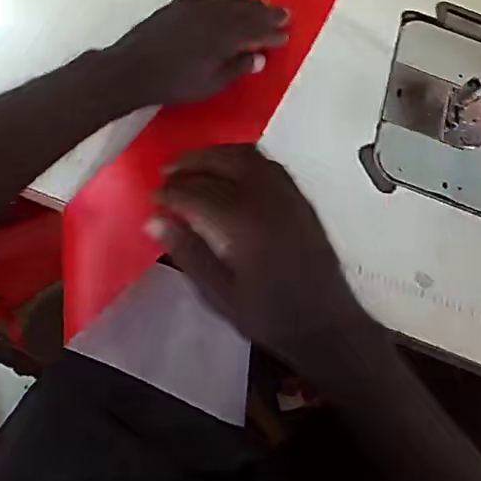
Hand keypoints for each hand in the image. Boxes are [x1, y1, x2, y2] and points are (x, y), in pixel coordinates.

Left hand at [98, 0, 287, 108]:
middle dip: (266, 13)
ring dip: (247, 4)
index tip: (286, 34)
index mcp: (222, 36)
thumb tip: (259, 58)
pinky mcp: (178, 5)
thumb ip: (236, 68)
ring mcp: (193, 7)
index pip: (255, 30)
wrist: (131, 70)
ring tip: (262, 7)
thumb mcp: (210, 84)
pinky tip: (227, 2)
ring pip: (228, 2)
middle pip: (245, 11)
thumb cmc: (172, 84)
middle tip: (284, 14)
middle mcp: (211, 16)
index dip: (272, 32)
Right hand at [148, 145, 388, 382]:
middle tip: (167, 172)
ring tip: (193, 165)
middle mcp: (267, 199)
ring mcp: (288, 194)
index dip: (170, 193)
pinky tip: (229, 171)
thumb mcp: (221, 294)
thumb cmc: (270, 316)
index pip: (197, 193)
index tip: (152, 198)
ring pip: (247, 155)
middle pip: (223, 162)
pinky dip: (242, 158)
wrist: (327, 325)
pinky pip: (269, 163)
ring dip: (216, 154)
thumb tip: (154, 221)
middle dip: (191, 162)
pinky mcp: (301, 198)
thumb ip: (188, 253)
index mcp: (243, 223)